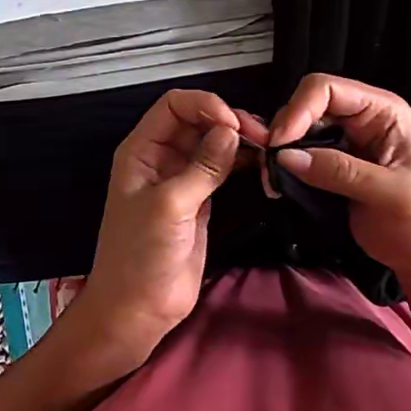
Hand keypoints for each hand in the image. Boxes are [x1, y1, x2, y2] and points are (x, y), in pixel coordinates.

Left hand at [79, 90, 265, 355]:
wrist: (139, 305)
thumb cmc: (140, 253)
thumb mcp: (169, 206)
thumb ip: (201, 168)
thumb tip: (230, 131)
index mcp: (141, 151)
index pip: (173, 106)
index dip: (204, 105)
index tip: (236, 124)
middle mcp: (160, 158)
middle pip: (196, 120)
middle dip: (229, 121)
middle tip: (266, 138)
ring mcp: (181, 179)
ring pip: (213, 144)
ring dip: (240, 142)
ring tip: (272, 150)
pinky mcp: (200, 201)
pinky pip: (222, 170)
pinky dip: (244, 164)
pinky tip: (266, 167)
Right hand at [266, 74, 410, 275]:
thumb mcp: (395, 195)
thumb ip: (342, 172)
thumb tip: (286, 156)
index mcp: (381, 112)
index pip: (324, 89)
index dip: (297, 110)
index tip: (280, 143)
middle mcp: (356, 121)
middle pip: (300, 108)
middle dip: (280, 133)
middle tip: (271, 164)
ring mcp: (339, 144)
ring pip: (290, 132)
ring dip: (274, 153)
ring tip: (271, 180)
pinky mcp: (324, 167)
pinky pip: (290, 156)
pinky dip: (277, 167)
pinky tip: (275, 185)